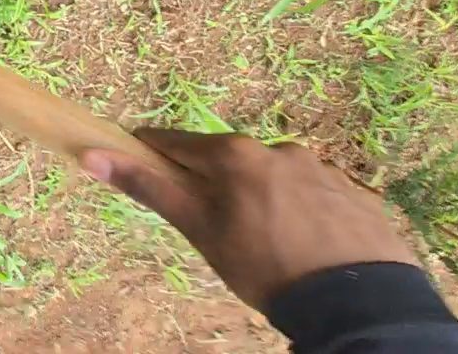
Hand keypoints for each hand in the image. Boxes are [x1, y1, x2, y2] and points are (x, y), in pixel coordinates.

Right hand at [80, 129, 417, 310]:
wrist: (368, 315)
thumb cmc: (266, 265)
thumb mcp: (199, 228)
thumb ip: (147, 185)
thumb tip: (89, 154)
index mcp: (233, 152)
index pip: (173, 142)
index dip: (156, 159)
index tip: (152, 180)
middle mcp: (278, 149)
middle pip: (226, 160)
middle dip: (215, 184)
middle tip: (218, 224)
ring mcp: (325, 172)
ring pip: (272, 176)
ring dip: (261, 195)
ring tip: (269, 239)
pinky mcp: (361, 199)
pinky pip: (314, 195)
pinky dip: (302, 210)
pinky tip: (307, 244)